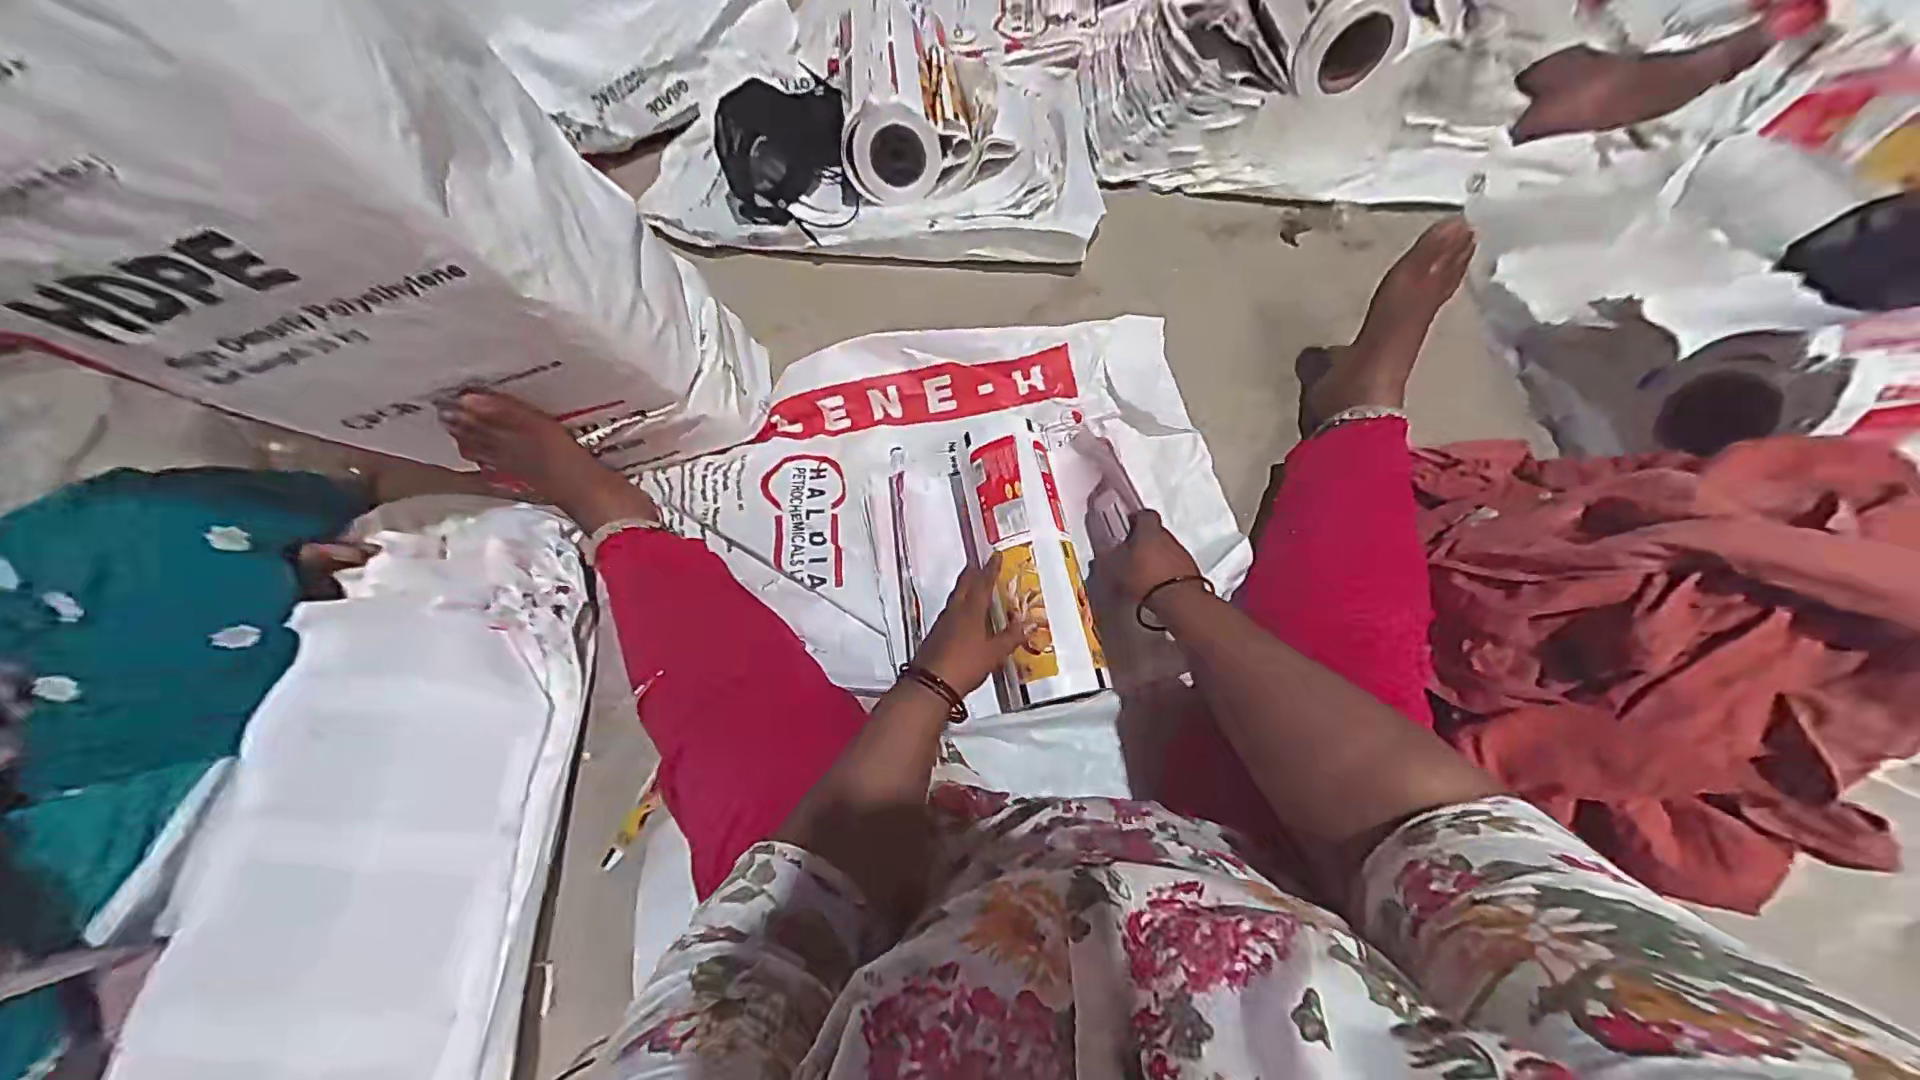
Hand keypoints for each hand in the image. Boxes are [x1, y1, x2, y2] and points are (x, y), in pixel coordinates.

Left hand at [910, 552, 1029, 694]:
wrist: (931, 683)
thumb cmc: (965, 664)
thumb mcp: (994, 653)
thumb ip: (1011, 637)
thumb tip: (1028, 624)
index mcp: (971, 611)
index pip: (983, 583)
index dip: (990, 569)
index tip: (995, 556)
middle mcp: (955, 611)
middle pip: (964, 585)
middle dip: (972, 573)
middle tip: (979, 564)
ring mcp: (943, 622)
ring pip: (956, 597)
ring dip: (965, 587)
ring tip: (972, 584)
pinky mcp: (936, 634)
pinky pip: (950, 611)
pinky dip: (959, 605)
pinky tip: (962, 614)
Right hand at [1111, 510, 1203, 612]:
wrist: (1176, 600)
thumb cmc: (1141, 577)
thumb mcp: (1113, 567)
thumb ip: (1108, 556)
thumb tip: (1104, 551)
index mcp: (1149, 531)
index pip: (1145, 514)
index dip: (1136, 519)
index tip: (1129, 525)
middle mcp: (1168, 538)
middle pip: (1157, 532)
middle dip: (1145, 540)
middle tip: (1132, 553)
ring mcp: (1182, 554)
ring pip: (1166, 550)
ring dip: (1156, 557)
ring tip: (1142, 573)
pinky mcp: (1191, 572)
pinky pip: (1175, 566)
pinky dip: (1166, 572)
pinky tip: (1155, 585)